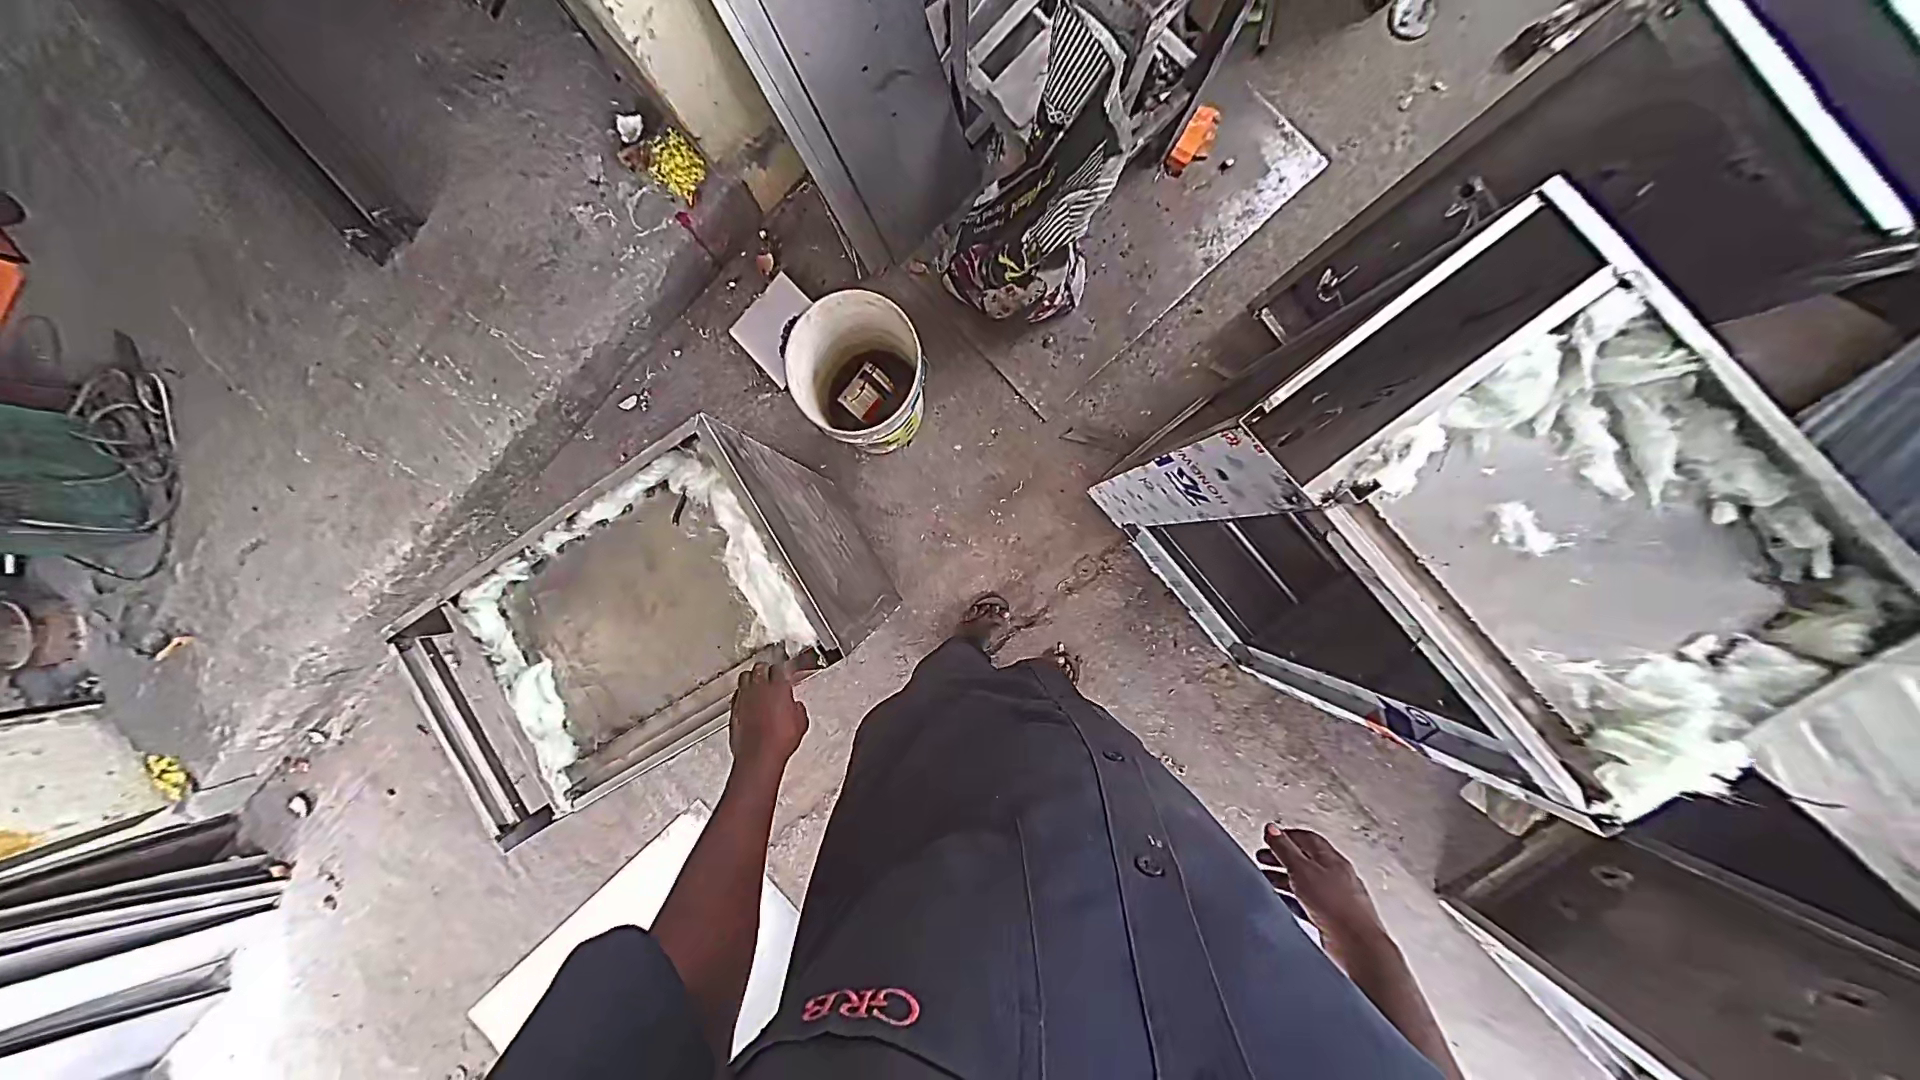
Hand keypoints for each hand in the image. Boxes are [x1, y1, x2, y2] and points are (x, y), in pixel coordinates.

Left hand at [728, 660, 808, 787]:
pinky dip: (742, 693)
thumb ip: (798, 709)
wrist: (759, 756)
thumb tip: (796, 706)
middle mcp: (760, 689)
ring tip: (755, 681)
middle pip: (759, 668)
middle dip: (765, 668)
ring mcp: (745, 698)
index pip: (778, 668)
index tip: (783, 671)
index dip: (781, 669)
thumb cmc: (779, 741)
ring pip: (744, 676)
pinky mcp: (734, 708)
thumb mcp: (801, 723)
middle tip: (769, 672)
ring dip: (751, 677)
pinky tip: (746, 698)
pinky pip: (736, 693)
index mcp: (779, 688)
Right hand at [1259, 824, 1385, 947]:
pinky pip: (1311, 904)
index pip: (1307, 838)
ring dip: (1286, 878)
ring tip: (1268, 878)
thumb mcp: (1301, 870)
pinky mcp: (1335, 920)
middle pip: (1306, 860)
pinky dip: (1295, 899)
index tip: (1271, 836)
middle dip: (1283, 857)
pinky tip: (1286, 902)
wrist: (1358, 946)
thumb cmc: (1336, 906)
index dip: (1286, 836)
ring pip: (1307, 883)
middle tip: (1265, 856)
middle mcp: (1338, 877)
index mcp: (1332, 859)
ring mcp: (1338, 899)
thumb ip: (1284, 849)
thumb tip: (1272, 829)